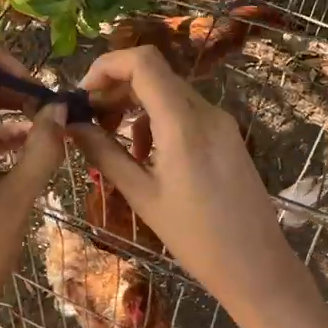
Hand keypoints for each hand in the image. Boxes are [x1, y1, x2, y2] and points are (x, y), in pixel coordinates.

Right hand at [72, 46, 301, 310]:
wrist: (256, 265)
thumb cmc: (195, 238)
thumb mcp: (141, 195)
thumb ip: (103, 153)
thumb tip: (71, 125)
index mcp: (182, 123)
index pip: (142, 62)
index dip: (106, 67)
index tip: (82, 96)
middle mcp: (205, 111)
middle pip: (154, 73)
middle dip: (116, 88)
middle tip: (89, 120)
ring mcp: (221, 121)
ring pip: (168, 91)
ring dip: (135, 105)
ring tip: (114, 142)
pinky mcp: (227, 134)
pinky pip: (185, 110)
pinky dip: (158, 119)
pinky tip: (146, 155)